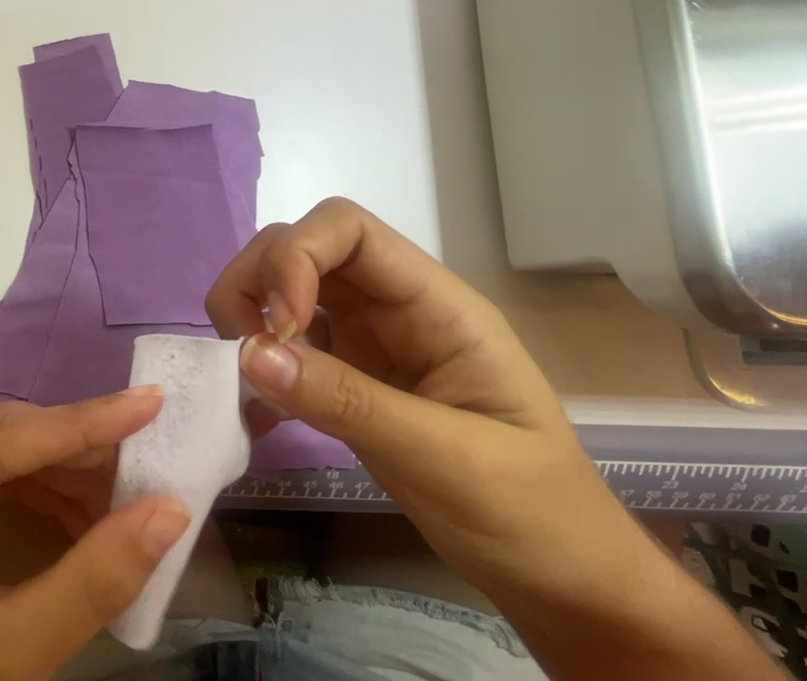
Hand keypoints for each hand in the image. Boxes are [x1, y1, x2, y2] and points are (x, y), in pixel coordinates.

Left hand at [0, 393, 191, 680]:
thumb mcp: (9, 652)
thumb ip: (90, 583)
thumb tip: (170, 512)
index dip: (76, 424)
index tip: (149, 404)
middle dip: (75, 449)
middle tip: (149, 465)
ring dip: (60, 464)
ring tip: (123, 496)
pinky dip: (34, 477)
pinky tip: (80, 502)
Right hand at [204, 196, 608, 595]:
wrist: (559, 577)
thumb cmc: (532, 514)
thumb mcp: (447, 459)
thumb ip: (348, 402)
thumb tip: (249, 354)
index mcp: (435, 305)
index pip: (347, 229)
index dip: (296, 256)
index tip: (278, 326)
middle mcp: (392, 308)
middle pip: (300, 249)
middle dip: (257, 285)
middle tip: (247, 355)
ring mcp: (365, 342)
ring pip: (280, 292)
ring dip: (247, 323)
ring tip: (248, 388)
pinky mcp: (344, 379)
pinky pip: (282, 348)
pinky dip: (254, 369)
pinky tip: (255, 417)